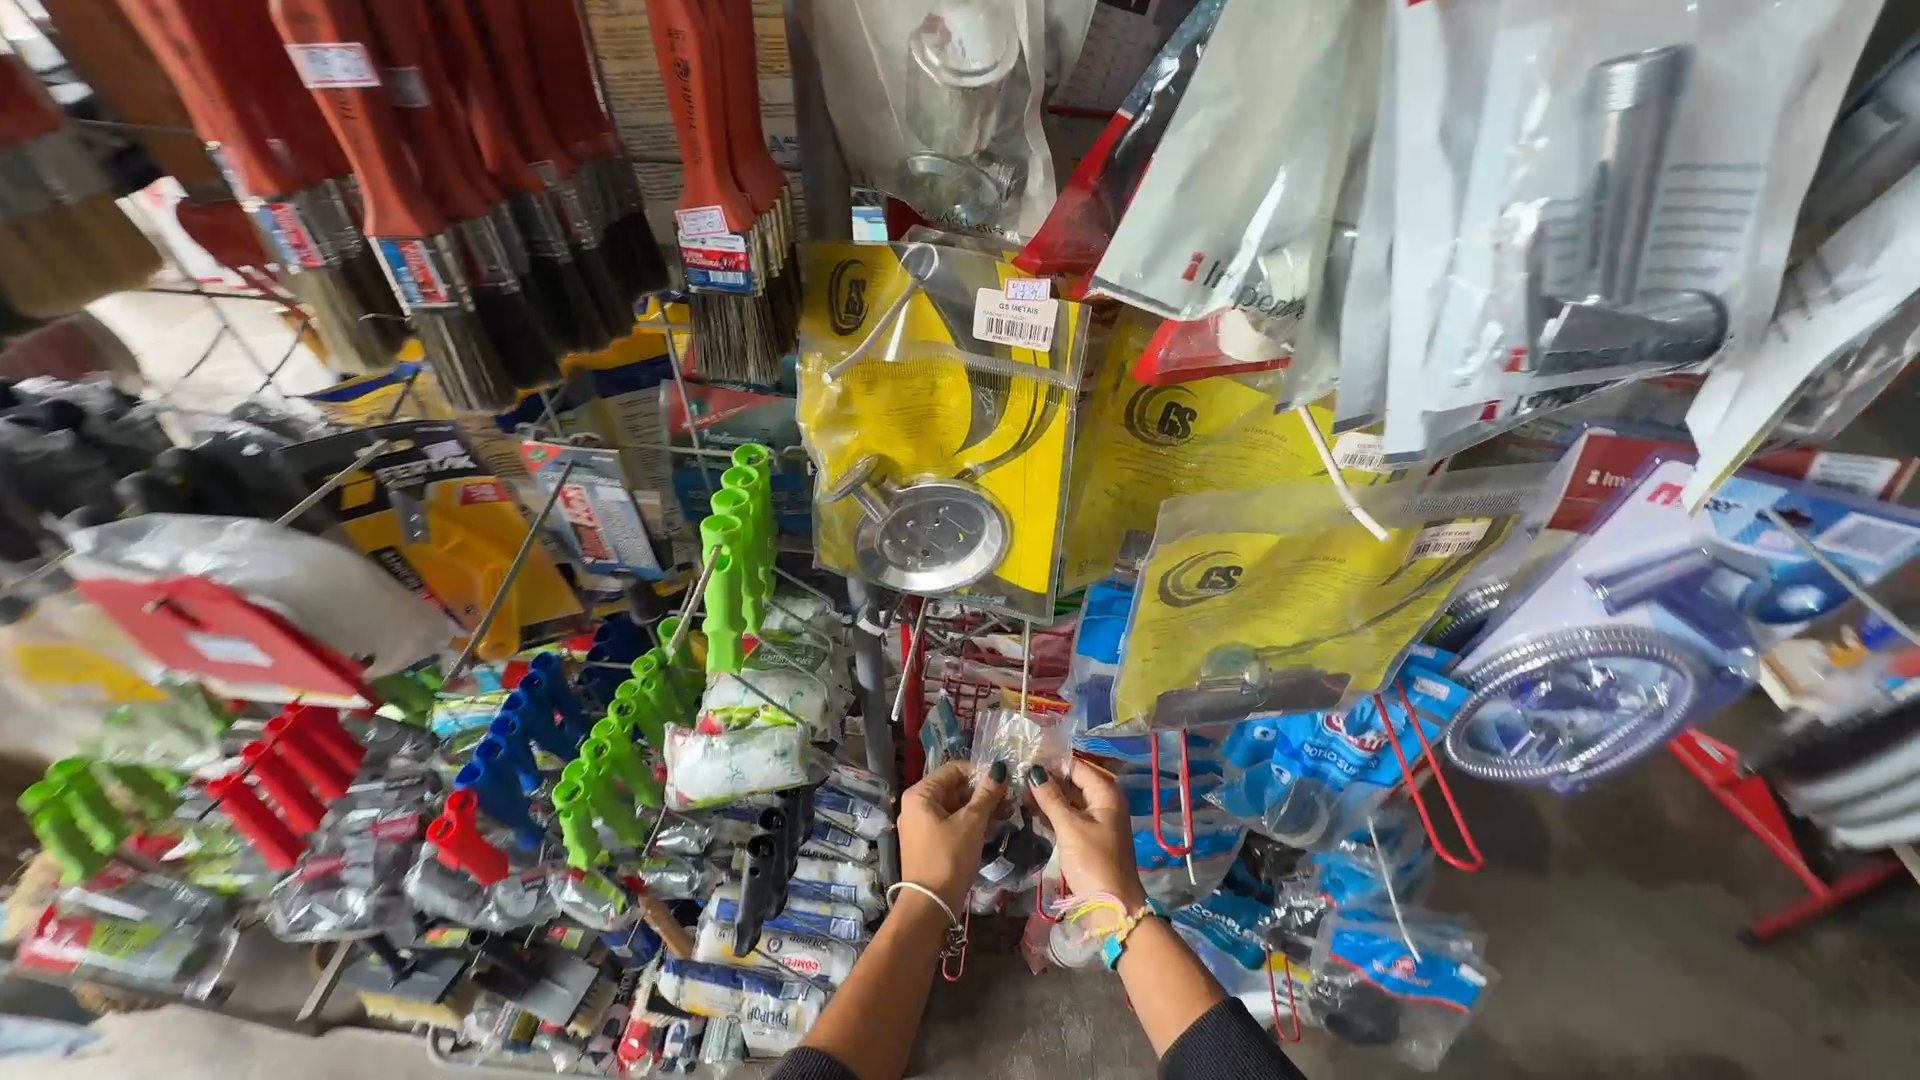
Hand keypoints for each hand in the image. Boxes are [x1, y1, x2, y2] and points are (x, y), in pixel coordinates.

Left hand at [898, 760, 1006, 910]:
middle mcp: (916, 805)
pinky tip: (993, 826)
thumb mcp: (971, 823)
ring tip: (1007, 813)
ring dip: (980, 808)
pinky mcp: (929, 842)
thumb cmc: (949, 857)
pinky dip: (971, 822)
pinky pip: (952, 822)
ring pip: (955, 806)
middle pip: (954, 787)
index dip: (979, 772)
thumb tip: (999, 769)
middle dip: (982, 792)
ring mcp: (921, 825)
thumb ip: (986, 794)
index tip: (1004, 781)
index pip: (953, 769)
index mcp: (920, 794)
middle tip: (1010, 799)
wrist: (930, 905)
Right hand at [1027, 763, 1145, 909]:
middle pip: (1073, 782)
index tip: (1024, 759)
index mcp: (1106, 793)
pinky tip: (1031, 811)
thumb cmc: (1093, 863)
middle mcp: (1103, 802)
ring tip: (1018, 792)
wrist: (1112, 907)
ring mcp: (1097, 821)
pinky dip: (1053, 814)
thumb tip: (1035, 771)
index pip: (1076, 767)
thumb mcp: (1070, 828)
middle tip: (1016, 777)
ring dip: (1047, 798)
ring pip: (1069, 800)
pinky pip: (1069, 817)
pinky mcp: (1088, 837)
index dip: (1052, 763)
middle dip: (1047, 780)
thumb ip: (1051, 798)